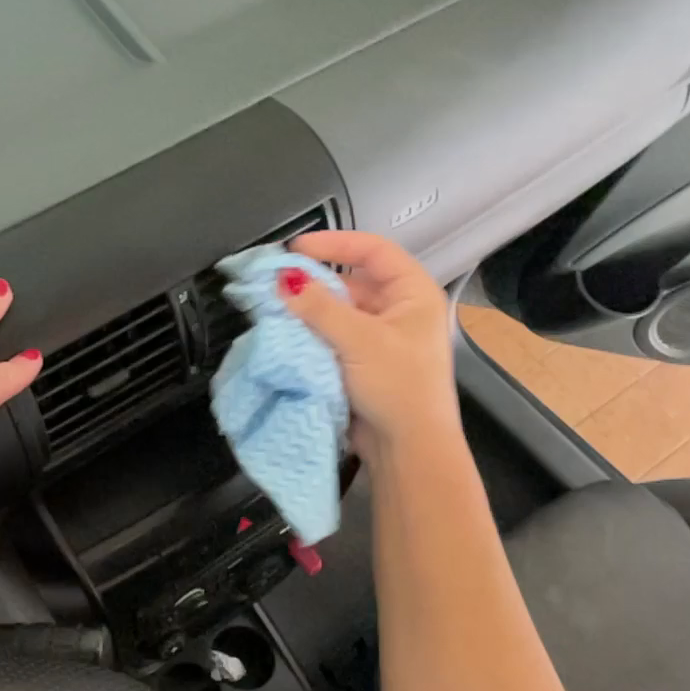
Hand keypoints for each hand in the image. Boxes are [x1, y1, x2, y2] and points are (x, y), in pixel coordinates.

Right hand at [279, 232, 457, 453]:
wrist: (407, 446)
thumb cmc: (399, 387)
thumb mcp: (359, 339)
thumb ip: (319, 307)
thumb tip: (284, 281)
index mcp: (413, 294)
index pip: (372, 251)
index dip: (335, 243)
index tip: (296, 249)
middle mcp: (397, 312)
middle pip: (350, 284)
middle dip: (314, 285)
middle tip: (277, 286)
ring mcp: (378, 340)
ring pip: (336, 315)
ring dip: (309, 314)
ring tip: (276, 313)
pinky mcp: (360, 366)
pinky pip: (330, 342)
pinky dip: (310, 339)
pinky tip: (287, 339)